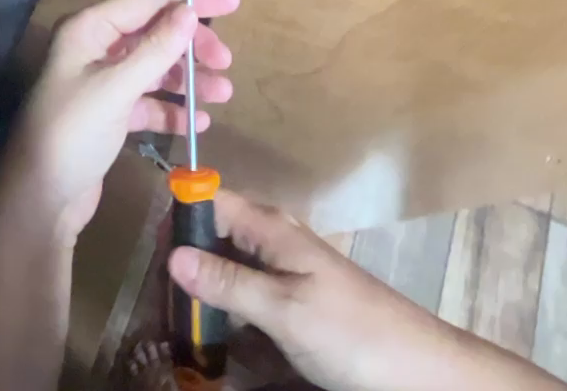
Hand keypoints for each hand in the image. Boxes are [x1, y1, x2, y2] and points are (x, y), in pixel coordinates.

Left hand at [7, 0, 238, 238]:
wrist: (39, 202)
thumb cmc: (72, 134)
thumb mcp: (116, 89)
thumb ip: (156, 49)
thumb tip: (190, 12)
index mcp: (89, 30)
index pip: (148, 3)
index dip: (191, 2)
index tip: (232, 3)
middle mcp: (95, 49)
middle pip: (155, 35)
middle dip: (191, 48)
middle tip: (226, 62)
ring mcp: (103, 82)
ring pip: (156, 69)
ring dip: (188, 80)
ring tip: (222, 93)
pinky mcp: (110, 114)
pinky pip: (150, 101)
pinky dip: (173, 110)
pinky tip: (197, 123)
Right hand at [169, 191, 555, 390]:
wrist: (416, 368)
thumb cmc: (350, 331)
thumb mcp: (284, 310)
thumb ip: (228, 282)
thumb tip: (172, 255)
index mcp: (271, 226)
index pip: (211, 199)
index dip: (179, 217)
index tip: (150, 257)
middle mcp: (274, 237)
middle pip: (214, 232)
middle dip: (184, 262)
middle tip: (158, 305)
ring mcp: (283, 268)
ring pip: (227, 265)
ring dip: (202, 290)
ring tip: (175, 325)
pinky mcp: (291, 298)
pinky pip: (245, 292)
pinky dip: (224, 309)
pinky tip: (211, 337)